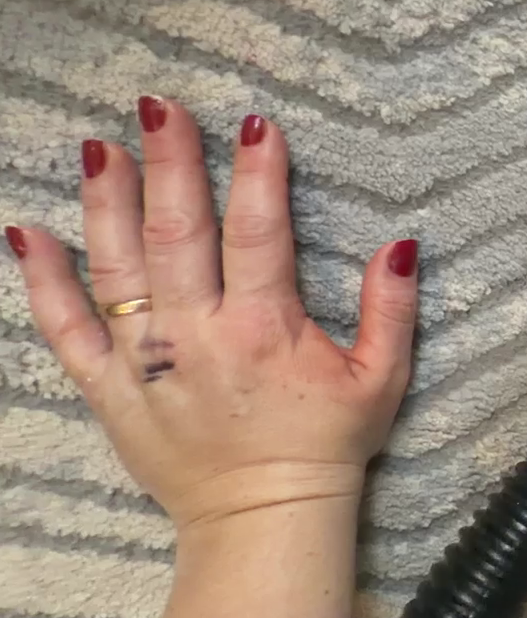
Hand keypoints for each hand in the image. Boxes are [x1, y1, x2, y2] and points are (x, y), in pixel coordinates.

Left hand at [6, 97, 417, 528]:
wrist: (267, 509)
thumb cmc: (334, 437)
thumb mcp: (385, 374)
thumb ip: (391, 308)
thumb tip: (400, 245)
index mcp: (265, 327)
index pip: (259, 233)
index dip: (257, 175)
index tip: (255, 127)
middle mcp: (195, 333)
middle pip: (178, 233)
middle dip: (170, 165)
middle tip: (158, 108)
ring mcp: (142, 358)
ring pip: (115, 266)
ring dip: (105, 202)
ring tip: (99, 147)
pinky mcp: (108, 384)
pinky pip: (61, 326)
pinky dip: (40, 279)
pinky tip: (28, 232)